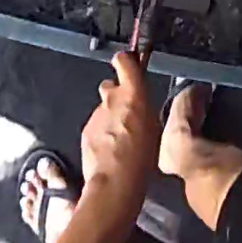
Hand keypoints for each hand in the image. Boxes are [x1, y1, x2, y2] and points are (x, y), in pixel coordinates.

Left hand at [76, 52, 158, 234]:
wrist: (115, 182)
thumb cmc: (143, 156)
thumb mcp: (156, 125)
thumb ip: (145, 107)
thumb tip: (141, 105)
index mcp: (134, 93)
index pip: (125, 60)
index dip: (126, 60)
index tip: (128, 61)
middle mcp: (112, 98)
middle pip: (111, 86)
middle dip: (117, 95)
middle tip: (128, 112)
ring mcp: (96, 115)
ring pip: (103, 109)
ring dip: (110, 117)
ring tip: (120, 138)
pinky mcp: (85, 131)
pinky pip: (96, 125)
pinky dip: (101, 133)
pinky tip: (110, 149)